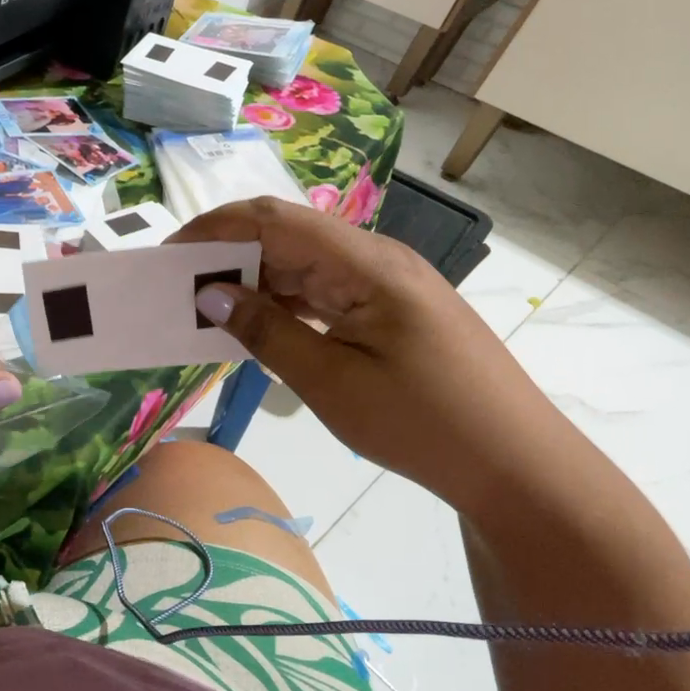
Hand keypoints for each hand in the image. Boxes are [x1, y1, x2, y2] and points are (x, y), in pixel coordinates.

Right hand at [170, 197, 561, 507]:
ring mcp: (386, 283)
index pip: (272, 220)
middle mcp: (376, 259)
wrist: (522, 470)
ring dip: (252, 278)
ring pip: (301, 261)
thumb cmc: (425, 426)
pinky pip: (322, 288)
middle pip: (285, 233)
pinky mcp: (390, 308)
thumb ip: (266, 331)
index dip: (213, 228)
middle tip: (178, 285)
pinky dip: (282, 300)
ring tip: (206, 307)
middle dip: (225, 251)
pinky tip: (256, 325)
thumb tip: (208, 293)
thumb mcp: (331, 383)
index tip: (167, 256)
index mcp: (367, 265)